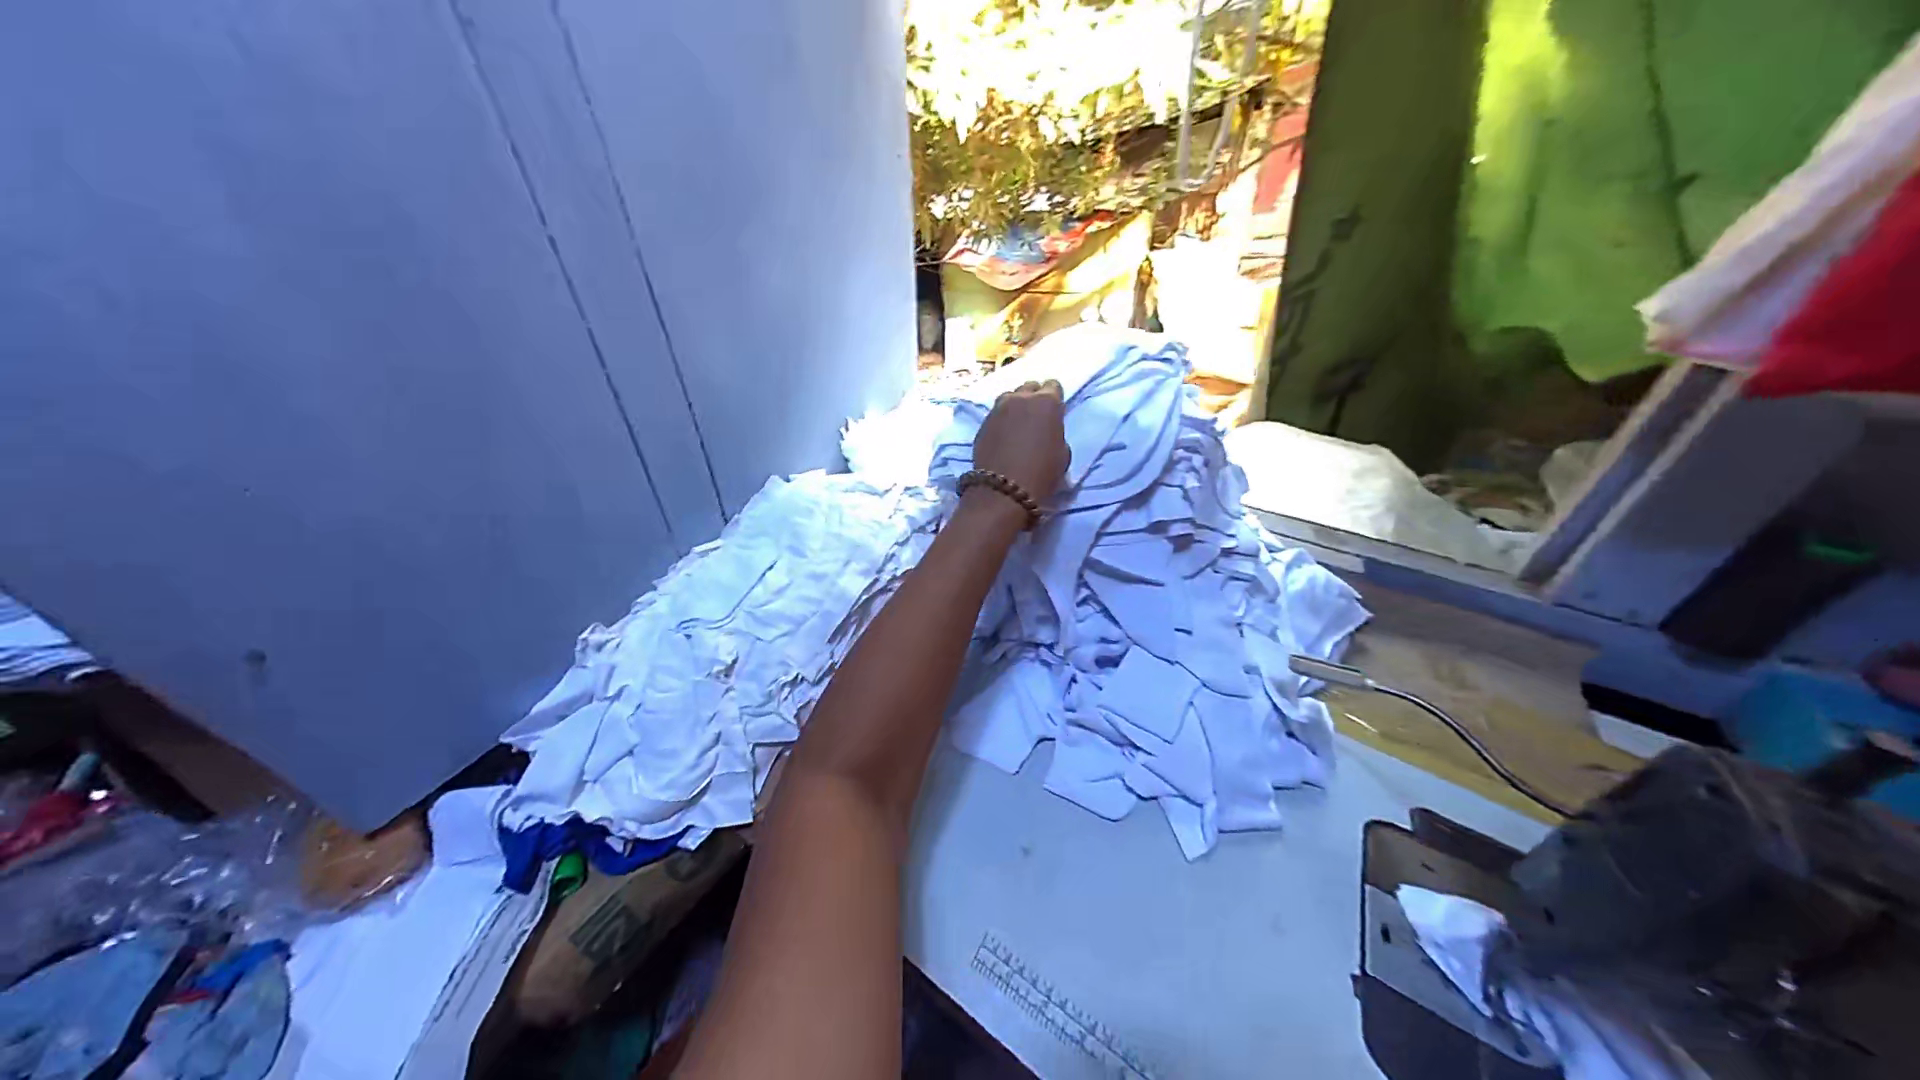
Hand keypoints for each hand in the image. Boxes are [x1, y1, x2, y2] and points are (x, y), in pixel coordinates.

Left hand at [973, 379, 1068, 504]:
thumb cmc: (1042, 473)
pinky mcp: (982, 422)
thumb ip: (1056, 432)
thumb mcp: (1062, 453)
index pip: (1053, 386)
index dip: (1054, 399)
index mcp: (1047, 402)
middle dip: (1034, 398)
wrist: (1004, 489)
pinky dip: (1002, 420)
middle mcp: (1021, 398)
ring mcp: (998, 408)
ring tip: (1018, 424)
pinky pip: (996, 414)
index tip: (1054, 412)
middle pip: (1029, 387)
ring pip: (1010, 397)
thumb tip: (1047, 430)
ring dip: (1016, 406)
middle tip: (1036, 417)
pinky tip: (1003, 436)